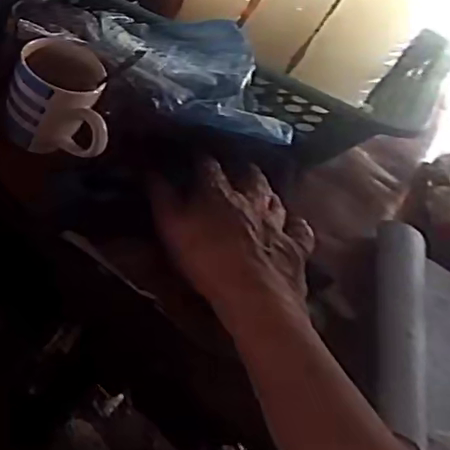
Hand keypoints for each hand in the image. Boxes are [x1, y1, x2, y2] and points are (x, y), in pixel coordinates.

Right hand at [149, 155, 313, 329]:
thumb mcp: (170, 224)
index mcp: (216, 192)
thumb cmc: (204, 257)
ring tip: (260, 188)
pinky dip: (295, 223)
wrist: (254, 298)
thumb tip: (149, 168)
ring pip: (275, 199)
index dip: (198, 155)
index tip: (190, 151)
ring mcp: (278, 225)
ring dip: (267, 191)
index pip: (207, 164)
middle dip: (241, 166)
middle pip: (250, 175)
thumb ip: (160, 194)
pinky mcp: (297, 248)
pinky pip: (300, 229)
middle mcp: (250, 201)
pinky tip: (293, 222)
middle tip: (234, 164)